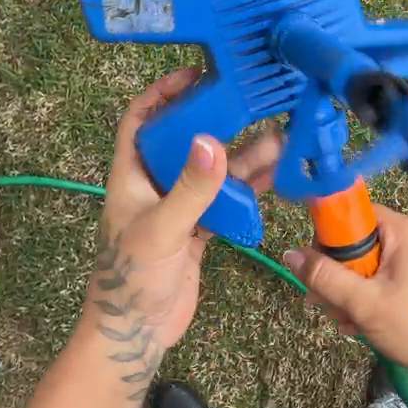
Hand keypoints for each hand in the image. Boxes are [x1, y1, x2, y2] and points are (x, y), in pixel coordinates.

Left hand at [80, 69, 282, 370]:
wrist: (137, 332)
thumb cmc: (132, 278)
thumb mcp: (161, 228)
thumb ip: (190, 188)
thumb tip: (213, 143)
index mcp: (131, 177)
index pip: (140, 122)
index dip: (161, 94)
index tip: (193, 75)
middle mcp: (154, 186)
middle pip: (184, 143)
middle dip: (216, 123)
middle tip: (249, 104)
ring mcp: (177, 208)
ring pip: (210, 174)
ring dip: (240, 158)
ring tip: (276, 140)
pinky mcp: (196, 231)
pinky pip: (222, 200)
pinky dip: (244, 189)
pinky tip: (269, 176)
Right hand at [281, 204, 407, 385]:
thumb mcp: (362, 302)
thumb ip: (324, 276)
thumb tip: (290, 253)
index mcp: (402, 230)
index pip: (354, 214)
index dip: (329, 236)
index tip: (315, 266)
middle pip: (359, 243)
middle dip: (336, 274)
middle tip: (321, 303)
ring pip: (369, 266)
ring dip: (349, 292)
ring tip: (341, 321)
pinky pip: (385, 280)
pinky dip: (368, 299)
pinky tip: (358, 326)